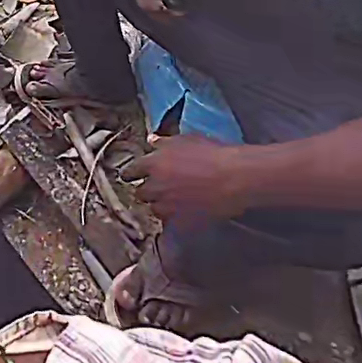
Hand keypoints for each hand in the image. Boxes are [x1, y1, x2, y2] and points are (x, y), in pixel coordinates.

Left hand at [123, 134, 250, 220]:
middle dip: (146, 190)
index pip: (130, 171)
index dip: (130, 173)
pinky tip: (183, 211)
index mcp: (153, 163)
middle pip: (141, 193)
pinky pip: (171, 222)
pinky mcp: (181, 221)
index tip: (129, 175)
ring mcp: (168, 206)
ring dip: (159, 204)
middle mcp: (155, 186)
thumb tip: (150, 140)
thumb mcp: (185, 140)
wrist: (233, 178)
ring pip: (154, 209)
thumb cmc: (211, 153)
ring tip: (171, 200)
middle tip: (155, 187)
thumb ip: (164, 142)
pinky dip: (174, 218)